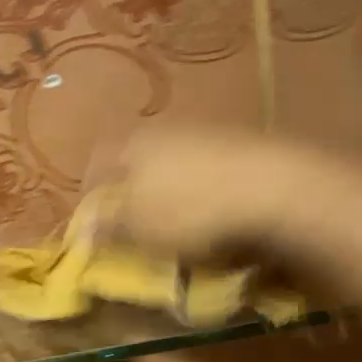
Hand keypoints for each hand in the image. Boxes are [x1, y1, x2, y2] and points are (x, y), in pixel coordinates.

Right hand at [99, 129, 341, 258]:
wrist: (276, 189)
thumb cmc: (191, 210)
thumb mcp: (137, 229)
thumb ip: (106, 227)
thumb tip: (85, 230)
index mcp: (129, 144)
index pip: (95, 165)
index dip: (91, 197)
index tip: (95, 227)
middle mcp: (162, 130)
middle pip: (134, 162)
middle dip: (132, 194)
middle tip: (135, 228)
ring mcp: (204, 134)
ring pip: (172, 166)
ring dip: (170, 194)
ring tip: (178, 229)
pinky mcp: (241, 147)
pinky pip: (208, 173)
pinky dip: (204, 194)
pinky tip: (216, 219)